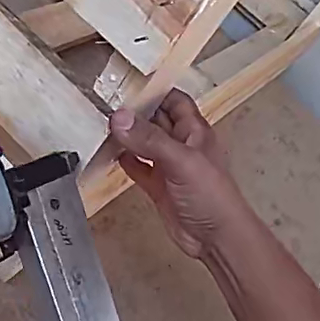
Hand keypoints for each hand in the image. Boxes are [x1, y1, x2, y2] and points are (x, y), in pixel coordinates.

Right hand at [108, 90, 253, 258]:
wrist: (216, 238)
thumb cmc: (211, 196)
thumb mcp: (181, 161)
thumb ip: (149, 140)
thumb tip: (119, 118)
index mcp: (194, 131)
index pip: (174, 101)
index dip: (155, 91)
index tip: (127, 82)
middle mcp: (182, 145)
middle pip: (155, 120)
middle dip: (135, 112)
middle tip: (106, 102)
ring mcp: (170, 167)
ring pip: (145, 144)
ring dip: (127, 136)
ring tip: (103, 125)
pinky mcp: (159, 187)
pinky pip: (139, 168)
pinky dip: (126, 161)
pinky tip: (111, 155)